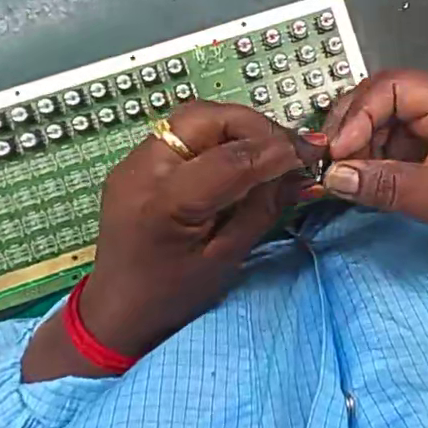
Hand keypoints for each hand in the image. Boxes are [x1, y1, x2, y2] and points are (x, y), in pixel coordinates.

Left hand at [22, 102, 302, 380]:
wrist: (116, 310)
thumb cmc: (171, 297)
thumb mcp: (224, 258)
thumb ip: (261, 209)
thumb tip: (298, 173)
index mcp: (163, 202)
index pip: (230, 159)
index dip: (276, 151)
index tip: (311, 154)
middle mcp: (142, 169)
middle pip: (207, 118)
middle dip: (256, 127)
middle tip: (289, 150)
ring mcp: (133, 161)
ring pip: (194, 118)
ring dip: (237, 128)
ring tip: (268, 152)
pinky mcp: (135, 163)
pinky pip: (182, 134)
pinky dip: (217, 137)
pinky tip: (238, 159)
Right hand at [321, 69, 427, 260]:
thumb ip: (388, 186)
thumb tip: (333, 178)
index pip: (392, 87)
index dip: (358, 115)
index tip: (337, 152)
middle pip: (377, 99)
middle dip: (350, 130)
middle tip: (330, 165)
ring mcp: (426, 124)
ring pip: (372, 121)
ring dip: (352, 147)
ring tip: (341, 176)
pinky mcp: (417, 147)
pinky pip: (378, 144)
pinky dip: (360, 161)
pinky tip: (354, 179)